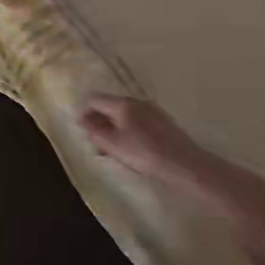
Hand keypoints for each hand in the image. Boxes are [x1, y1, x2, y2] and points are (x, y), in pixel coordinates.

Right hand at [78, 95, 210, 182]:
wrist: (186, 165)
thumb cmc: (144, 154)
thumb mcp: (112, 144)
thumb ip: (93, 130)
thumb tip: (83, 120)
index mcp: (123, 104)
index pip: (94, 99)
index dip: (82, 111)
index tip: (78, 127)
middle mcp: (138, 102)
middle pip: (109, 105)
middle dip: (97, 120)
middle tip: (93, 140)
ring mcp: (152, 111)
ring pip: (123, 114)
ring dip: (111, 127)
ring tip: (109, 147)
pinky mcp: (163, 122)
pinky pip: (136, 120)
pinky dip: (126, 129)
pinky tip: (129, 147)